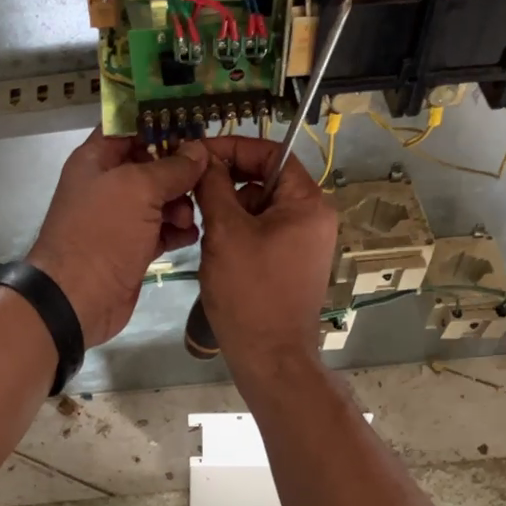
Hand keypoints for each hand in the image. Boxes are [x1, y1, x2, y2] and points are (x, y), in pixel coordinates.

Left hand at [29, 130, 207, 346]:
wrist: (78, 298)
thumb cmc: (101, 233)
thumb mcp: (138, 189)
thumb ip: (172, 167)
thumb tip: (199, 150)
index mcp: (97, 159)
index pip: (129, 126)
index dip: (160, 122)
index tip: (196, 123)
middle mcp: (108, 185)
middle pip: (151, 163)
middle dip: (180, 168)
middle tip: (206, 175)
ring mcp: (120, 218)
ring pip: (161, 198)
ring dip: (182, 203)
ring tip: (189, 216)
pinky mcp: (133, 248)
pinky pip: (162, 230)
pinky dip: (178, 230)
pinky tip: (190, 234)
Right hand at [190, 136, 338, 376]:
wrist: (270, 356)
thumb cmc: (249, 292)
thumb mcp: (226, 232)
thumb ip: (215, 187)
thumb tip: (204, 158)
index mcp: (307, 202)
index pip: (271, 153)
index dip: (232, 148)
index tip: (197, 154)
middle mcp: (314, 217)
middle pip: (265, 180)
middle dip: (227, 183)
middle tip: (191, 191)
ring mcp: (304, 242)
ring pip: (260, 208)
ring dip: (229, 210)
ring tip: (200, 224)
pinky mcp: (292, 263)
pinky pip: (263, 232)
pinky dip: (238, 232)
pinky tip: (215, 248)